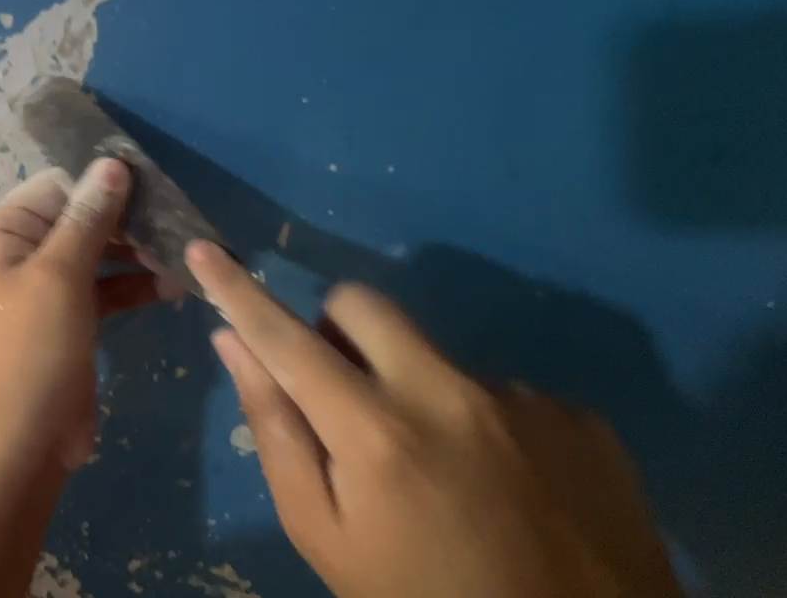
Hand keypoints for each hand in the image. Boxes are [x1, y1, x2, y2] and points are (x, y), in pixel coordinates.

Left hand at [0, 160, 164, 482]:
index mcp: (5, 232)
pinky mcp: (71, 318)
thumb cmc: (33, 349)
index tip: (153, 184)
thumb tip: (111, 163)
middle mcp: (22, 251)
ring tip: (181, 260)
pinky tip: (174, 290)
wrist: (23, 442)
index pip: (57, 186)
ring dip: (138, 254)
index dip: (102, 182)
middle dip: (127, 221)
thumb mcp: (60, 276)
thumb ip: (88, 218)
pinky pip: (106, 289)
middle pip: (81, 218)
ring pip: (98, 253)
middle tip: (176, 227)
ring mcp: (47, 286)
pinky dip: (135, 286)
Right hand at [186, 240, 685, 597]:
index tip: (202, 250)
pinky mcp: (584, 424)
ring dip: (413, 387)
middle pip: (363, 304)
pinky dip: (482, 423)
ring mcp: (525, 405)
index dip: (236, 290)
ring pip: (434, 354)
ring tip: (442, 469)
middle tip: (341, 393)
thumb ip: (275, 432)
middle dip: (335, 330)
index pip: (284, 337)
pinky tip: (502, 486)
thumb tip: (234, 344)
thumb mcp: (325, 536)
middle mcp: (450, 396)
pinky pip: (503, 393)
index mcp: (375, 432)